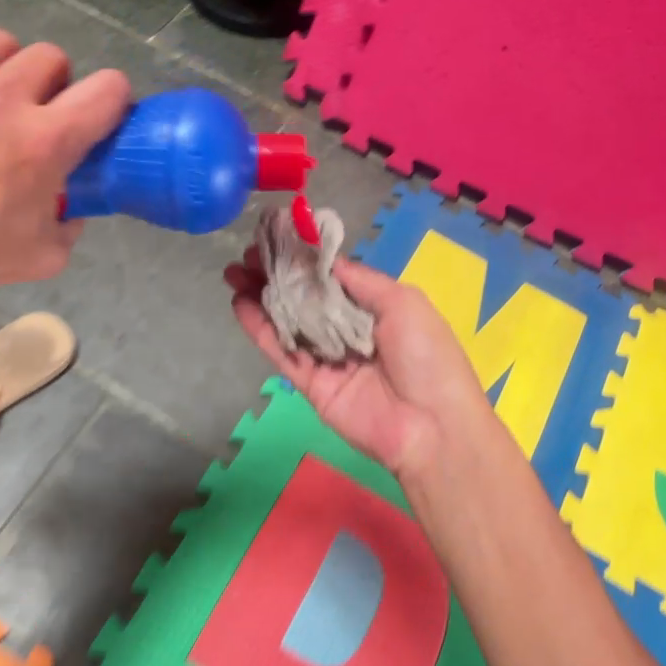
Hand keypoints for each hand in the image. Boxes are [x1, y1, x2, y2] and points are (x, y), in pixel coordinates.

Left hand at [0, 19, 129, 305]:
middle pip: (50, 57)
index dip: (111, 97)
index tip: (96, 113)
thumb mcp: (43, 257)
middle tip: (30, 113)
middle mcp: (1, 99)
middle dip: (50, 84)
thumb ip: (73, 221)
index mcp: (45, 142)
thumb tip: (74, 199)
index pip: (107, 88)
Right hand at [225, 251, 506, 481]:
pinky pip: (282, 351)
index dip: (304, 260)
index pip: (332, 278)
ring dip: (262, 296)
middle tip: (247, 256)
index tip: (276, 238)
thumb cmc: (427, 356)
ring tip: (234, 273)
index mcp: (376, 308)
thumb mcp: (404, 302)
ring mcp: (328, 357)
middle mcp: (349, 329)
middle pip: (305, 297)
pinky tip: (240, 304)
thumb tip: (325, 262)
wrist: (431, 426)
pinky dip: (260, 329)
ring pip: (289, 321)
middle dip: (277, 275)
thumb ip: (360, 280)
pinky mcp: (311, 384)